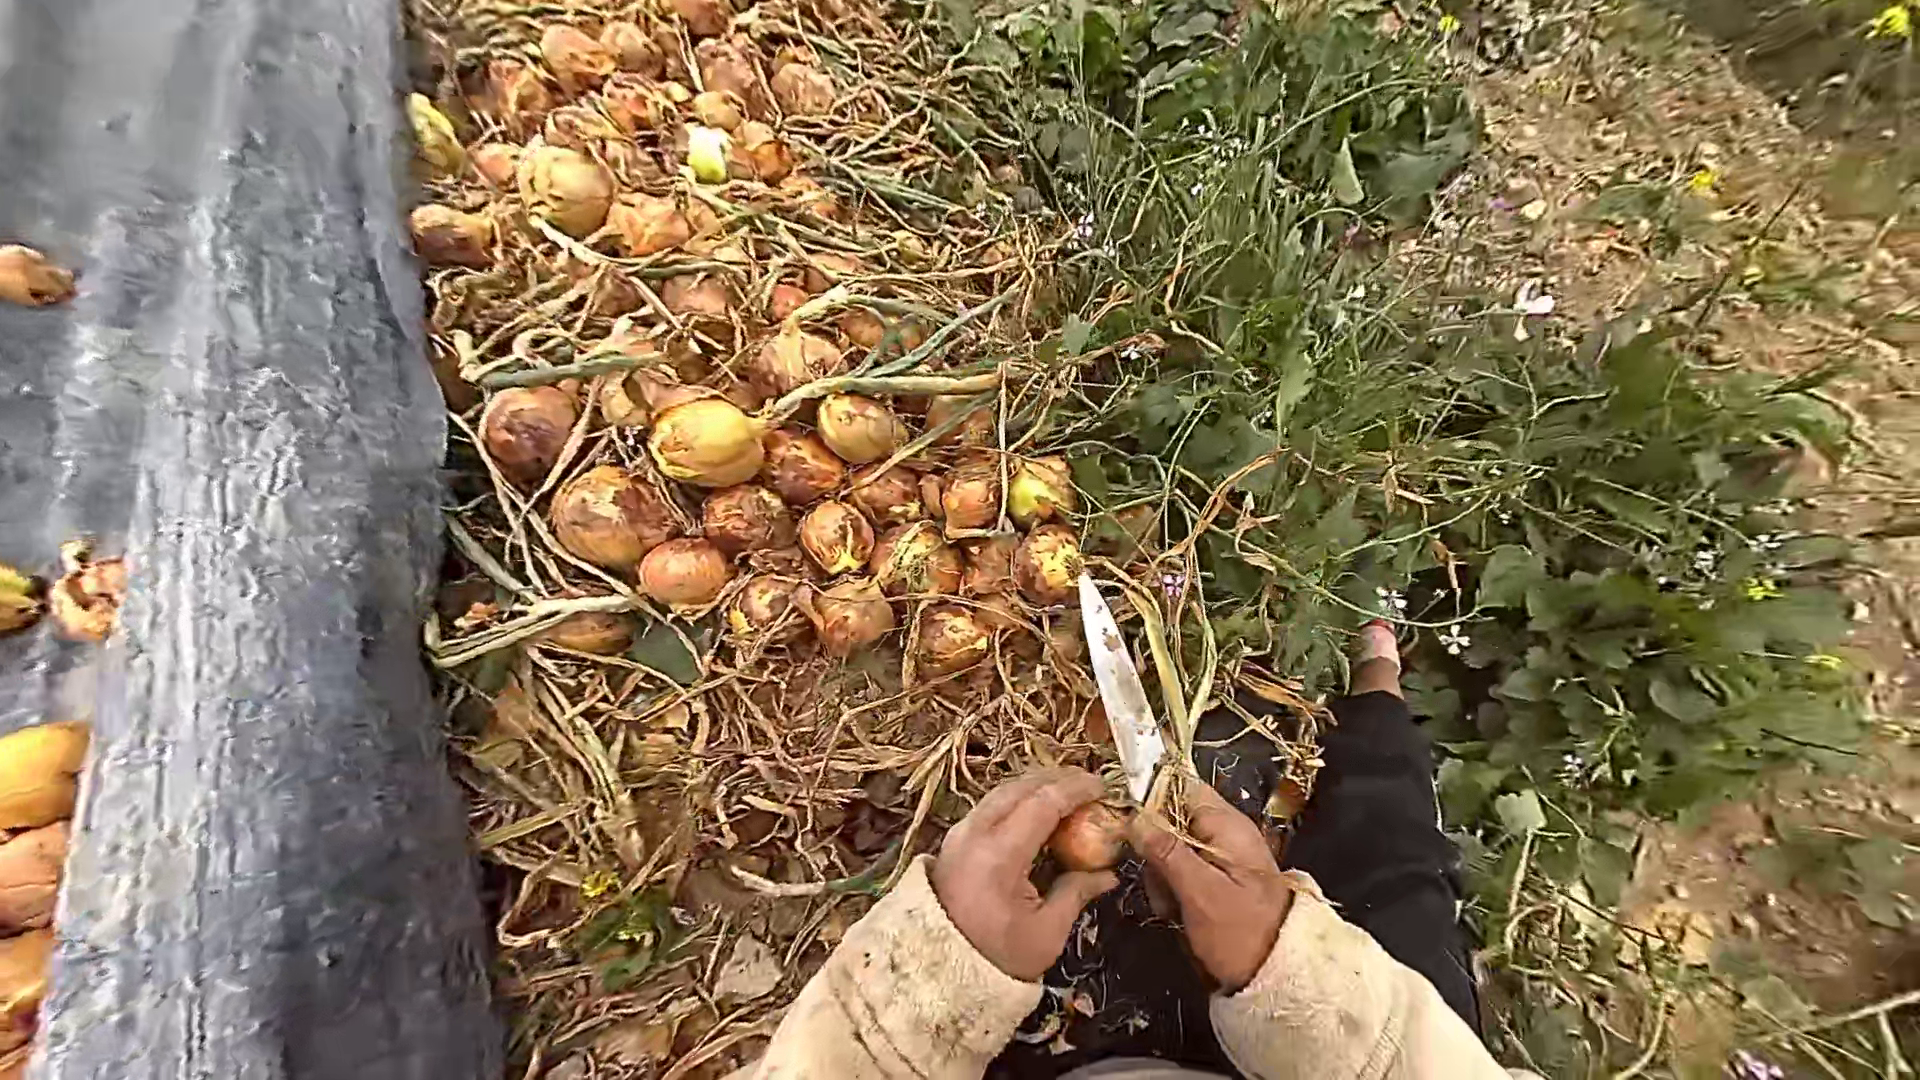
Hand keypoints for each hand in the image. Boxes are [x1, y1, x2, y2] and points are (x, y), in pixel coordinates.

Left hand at [931, 768, 1119, 980]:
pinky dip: (1019, 797)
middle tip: (1089, 782)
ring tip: (1068, 790)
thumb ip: (1076, 894)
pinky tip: (1038, 806)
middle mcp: (976, 831)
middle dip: (1058, 779)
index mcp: (999, 855)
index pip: (1042, 804)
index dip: (1075, 790)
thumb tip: (1109, 873)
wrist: (936, 969)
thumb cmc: (996, 957)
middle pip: (1021, 787)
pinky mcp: (957, 835)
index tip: (1102, 786)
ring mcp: (962, 830)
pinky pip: (992, 803)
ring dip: (1037, 785)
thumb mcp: (1045, 934)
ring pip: (1003, 791)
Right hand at [1129, 780, 1294, 991]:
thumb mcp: (1200, 893)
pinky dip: (1172, 884)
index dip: (1150, 794)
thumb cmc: (1242, 934)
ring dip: (1160, 870)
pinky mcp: (1216, 875)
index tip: (1128, 818)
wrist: (1280, 985)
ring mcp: (1220, 854)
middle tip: (1156, 879)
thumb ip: (1167, 851)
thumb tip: (1135, 817)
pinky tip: (1173, 909)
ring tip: (1168, 904)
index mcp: (1226, 824)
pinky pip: (1181, 865)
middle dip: (1154, 844)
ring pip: (1171, 842)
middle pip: (1171, 814)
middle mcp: (1223, 831)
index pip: (1181, 784)